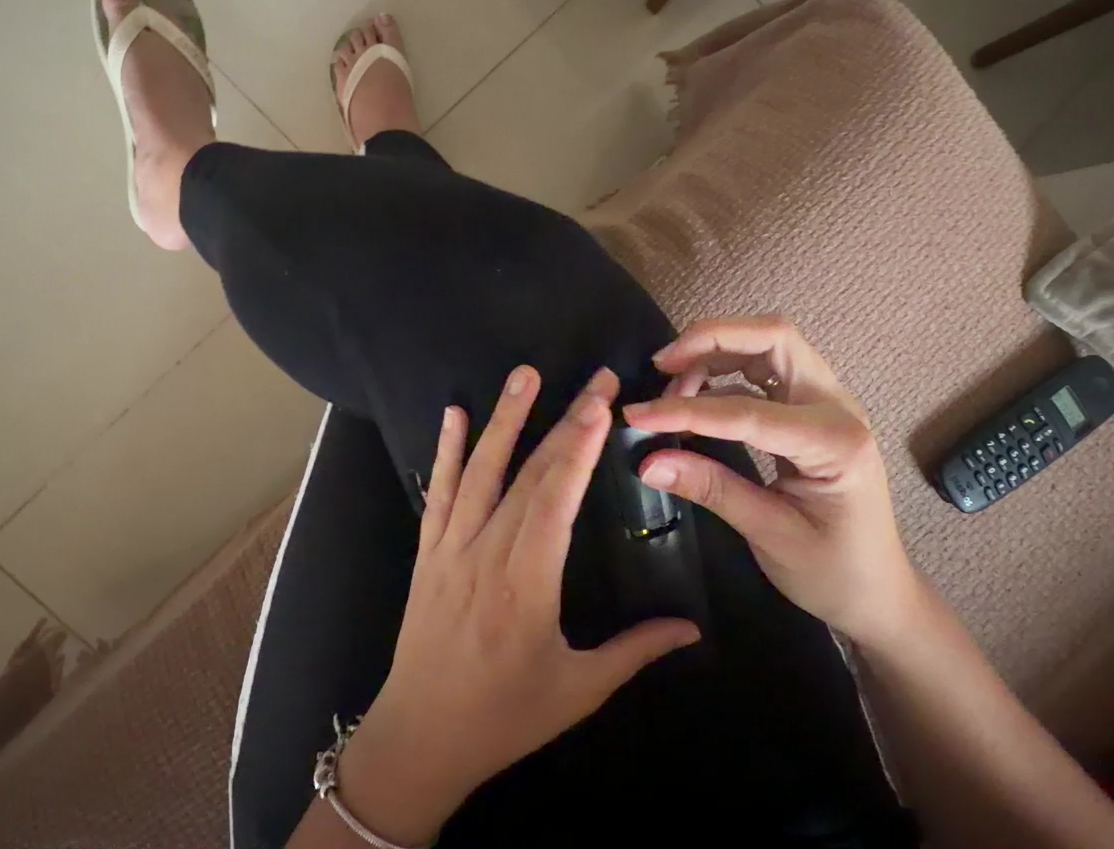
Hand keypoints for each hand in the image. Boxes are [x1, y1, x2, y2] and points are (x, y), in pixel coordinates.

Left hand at [338, 365, 701, 843]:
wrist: (420, 738)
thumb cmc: (505, 717)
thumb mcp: (579, 689)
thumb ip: (636, 651)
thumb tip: (693, 628)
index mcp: (527, 582)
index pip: (557, 498)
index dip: (580, 447)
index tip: (601, 405)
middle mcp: (487, 552)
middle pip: (529, 474)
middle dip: (564, 422)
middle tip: (594, 379)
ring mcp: (451, 548)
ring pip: (480, 471)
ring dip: (504, 419)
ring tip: (524, 375)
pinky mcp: (427, 553)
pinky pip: (438, 493)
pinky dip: (447, 452)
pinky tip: (454, 415)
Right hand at [622, 315, 921, 641]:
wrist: (878, 592)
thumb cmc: (833, 572)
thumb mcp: (770, 535)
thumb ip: (712, 489)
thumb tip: (648, 462)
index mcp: (834, 442)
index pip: (748, 410)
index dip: (686, 410)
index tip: (637, 414)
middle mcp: (837, 406)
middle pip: (774, 336)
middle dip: (713, 338)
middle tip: (662, 364)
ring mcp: (828, 402)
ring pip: (770, 343)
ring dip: (718, 349)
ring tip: (673, 382)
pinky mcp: (812, 409)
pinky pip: (768, 369)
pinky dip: (727, 370)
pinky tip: (696, 396)